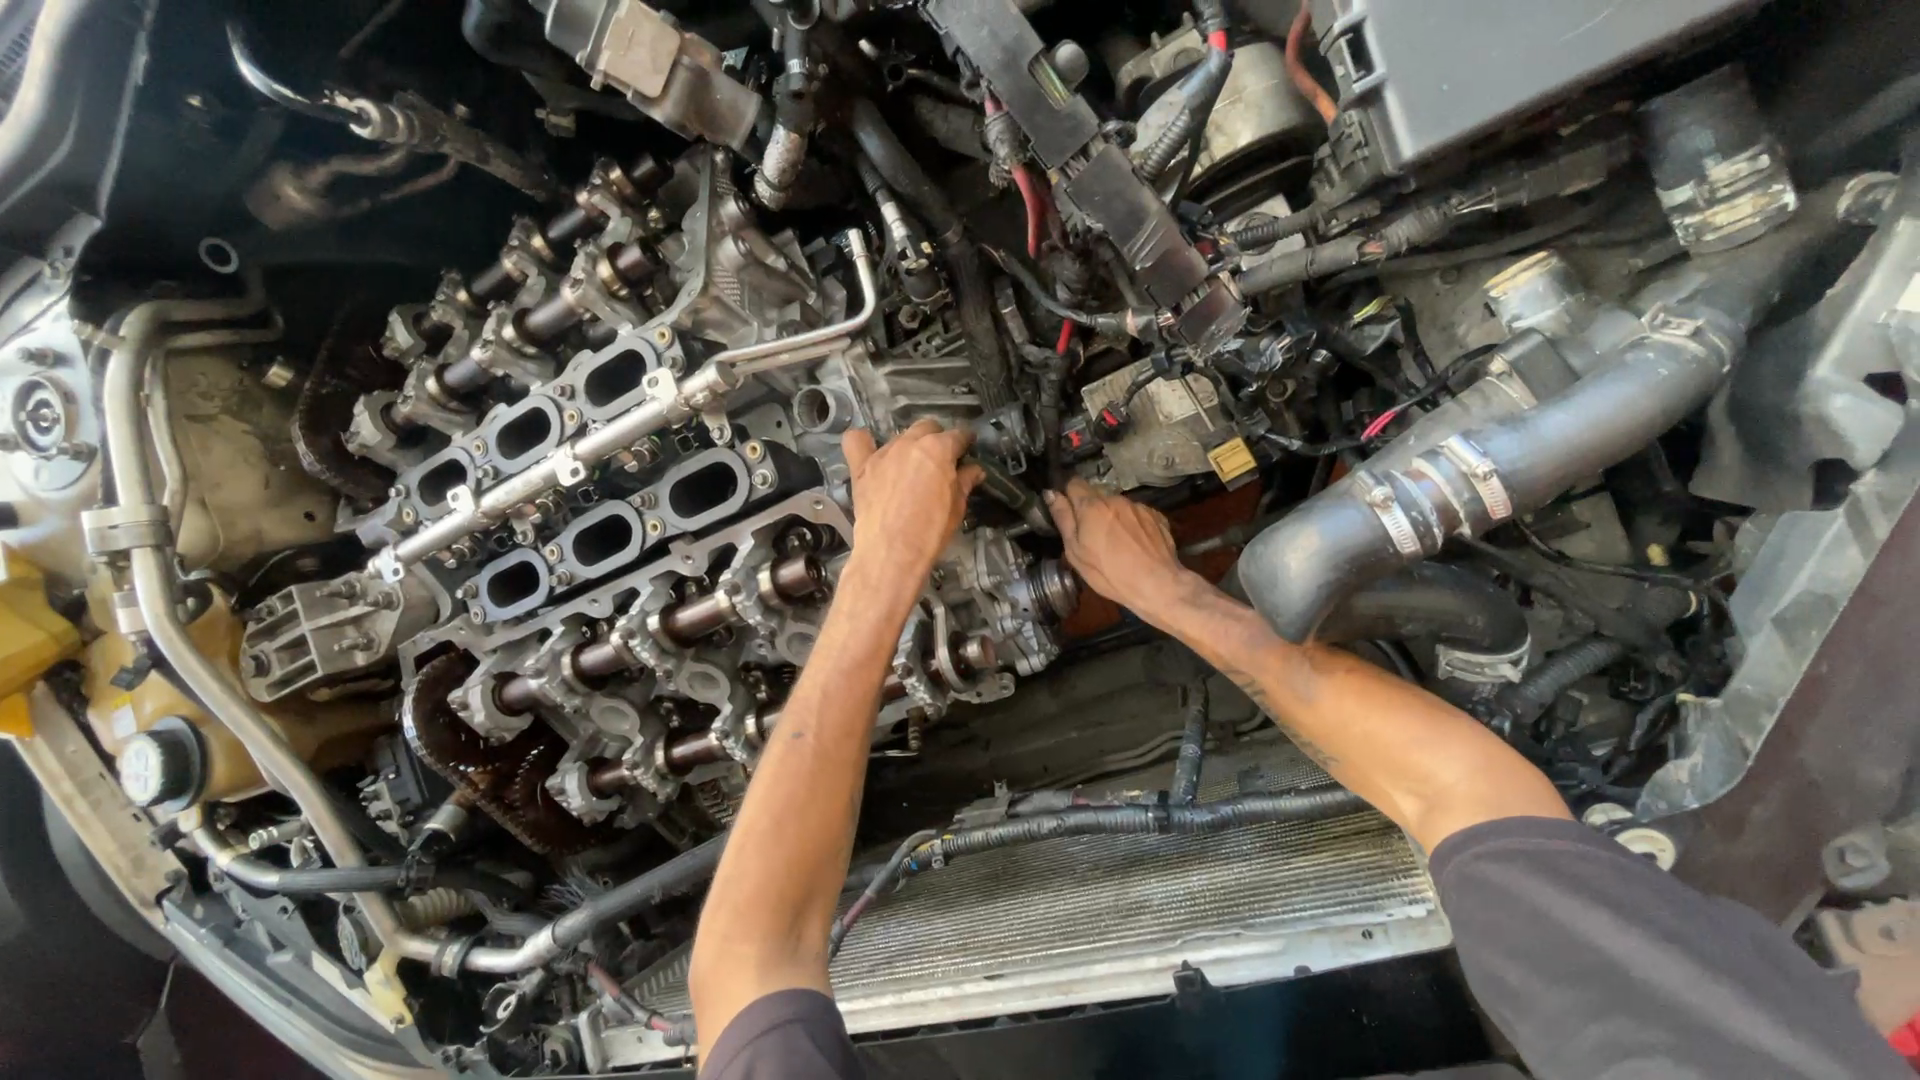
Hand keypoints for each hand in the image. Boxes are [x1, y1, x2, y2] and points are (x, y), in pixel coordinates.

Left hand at [842, 419, 984, 587]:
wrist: (893, 551)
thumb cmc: (931, 531)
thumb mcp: (957, 507)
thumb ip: (964, 482)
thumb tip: (974, 470)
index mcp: (939, 449)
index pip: (957, 435)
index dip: (965, 441)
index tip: (967, 448)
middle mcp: (910, 443)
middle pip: (927, 428)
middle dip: (937, 438)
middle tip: (941, 459)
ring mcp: (883, 453)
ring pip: (899, 436)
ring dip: (909, 445)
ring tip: (911, 465)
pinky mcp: (861, 467)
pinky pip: (856, 441)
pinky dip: (863, 441)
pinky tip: (869, 449)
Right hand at [1046, 478, 1205, 623]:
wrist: (1157, 584)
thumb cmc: (1109, 573)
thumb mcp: (1076, 552)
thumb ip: (1063, 519)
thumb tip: (1051, 493)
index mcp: (1092, 506)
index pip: (1074, 483)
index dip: (1069, 496)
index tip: (1070, 513)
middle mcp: (1116, 499)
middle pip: (1097, 495)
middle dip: (1092, 510)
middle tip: (1093, 537)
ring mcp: (1138, 506)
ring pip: (1118, 505)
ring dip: (1113, 517)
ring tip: (1117, 544)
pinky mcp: (1157, 516)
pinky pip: (1137, 514)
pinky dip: (1133, 524)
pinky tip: (1136, 545)